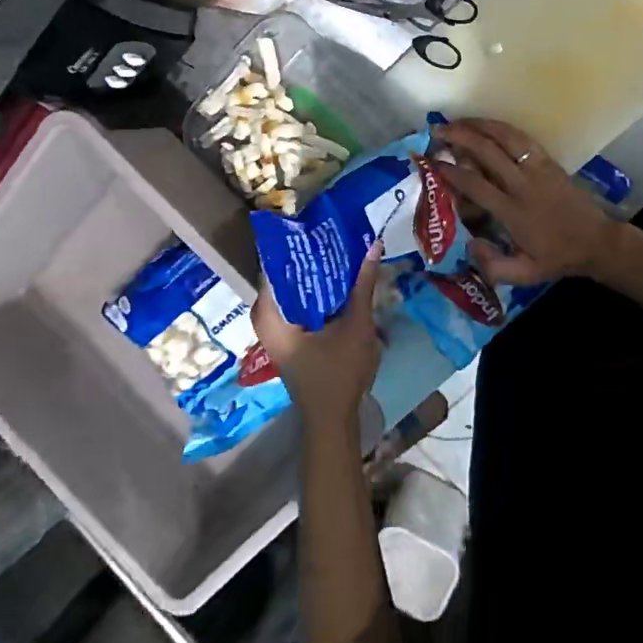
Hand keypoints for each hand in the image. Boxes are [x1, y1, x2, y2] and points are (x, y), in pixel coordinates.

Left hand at [252, 245, 383, 431]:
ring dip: (315, 275)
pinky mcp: (293, 339)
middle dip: (310, 257)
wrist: (334, 418)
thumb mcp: (356, 326)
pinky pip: (301, 305)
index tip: (317, 224)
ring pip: (294, 292)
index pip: (275, 268)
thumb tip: (374, 245)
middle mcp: (268, 321)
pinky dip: (317, 292)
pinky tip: (340, 280)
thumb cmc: (339, 373)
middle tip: (334, 233)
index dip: (296, 245)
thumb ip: (363, 285)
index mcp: (272, 317)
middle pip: (285, 278)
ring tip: (340, 249)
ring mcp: (279, 332)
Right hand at [433, 119, 620, 284]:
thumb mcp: (524, 274)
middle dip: (460, 137)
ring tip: (458, 120)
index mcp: (513, 213)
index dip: (450, 171)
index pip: (475, 185)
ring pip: (506, 138)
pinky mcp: (550, 162)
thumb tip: (468, 244)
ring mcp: (538, 170)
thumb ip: (493, 266)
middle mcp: (523, 185)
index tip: (431, 162)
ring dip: (480, 125)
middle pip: (487, 152)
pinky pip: (523, 139)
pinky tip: (488, 125)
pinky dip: (503, 128)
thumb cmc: (557, 258)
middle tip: (437, 130)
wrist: (596, 242)